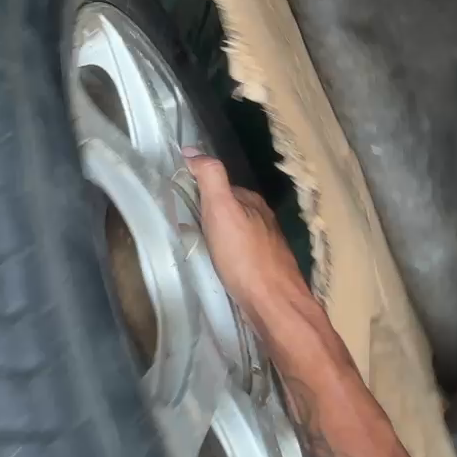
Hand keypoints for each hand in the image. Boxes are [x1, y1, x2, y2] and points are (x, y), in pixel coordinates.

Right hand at [183, 150, 311, 324]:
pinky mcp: (268, 269)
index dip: (199, 191)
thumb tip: (192, 150)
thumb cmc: (244, 256)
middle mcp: (264, 219)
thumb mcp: (221, 209)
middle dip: (208, 214)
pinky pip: (241, 252)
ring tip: (198, 246)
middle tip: (185, 226)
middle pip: (229, 208)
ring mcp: (269, 245)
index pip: (220, 186)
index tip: (179, 202)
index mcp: (253, 202)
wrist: (276, 306)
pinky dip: (227, 253)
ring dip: (217, 235)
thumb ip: (210, 177)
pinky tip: (219, 265)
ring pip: (235, 231)